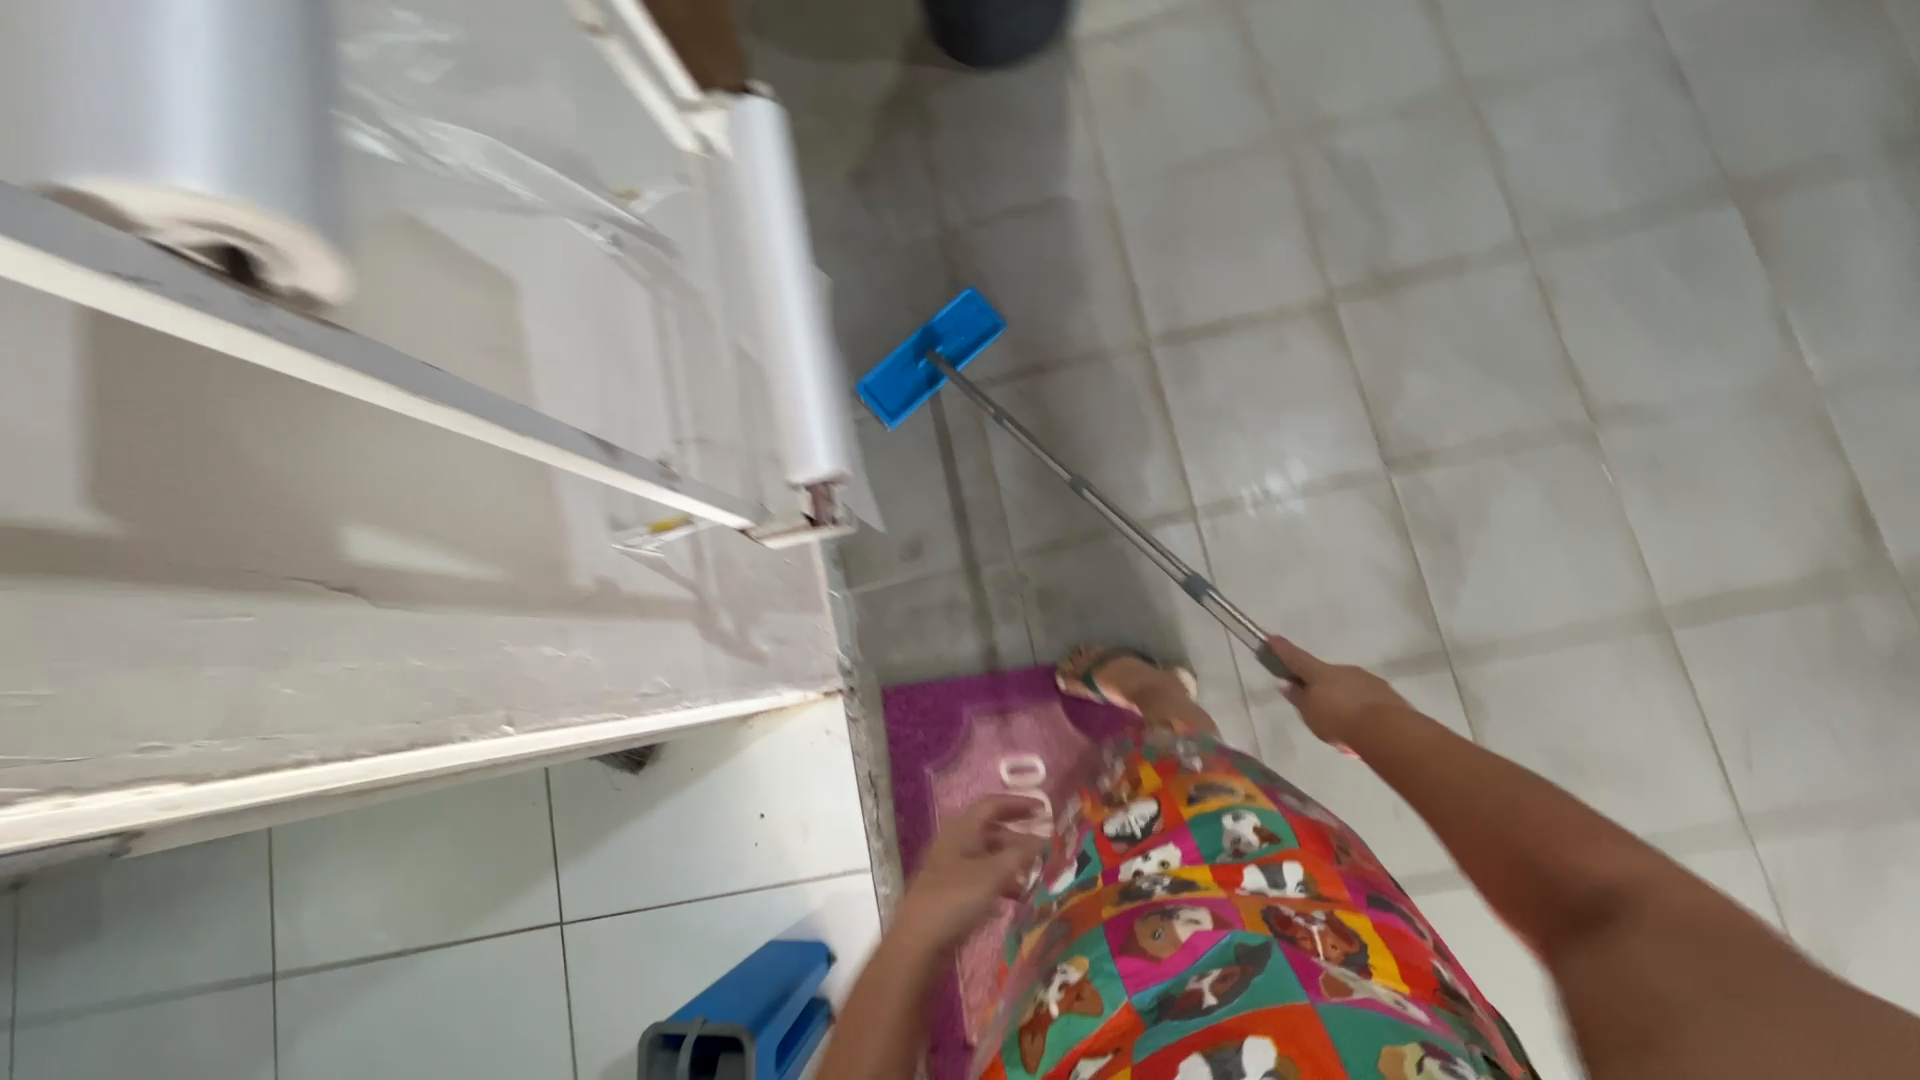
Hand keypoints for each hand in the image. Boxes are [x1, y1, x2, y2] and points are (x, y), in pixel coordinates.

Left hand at [896, 794, 1050, 949]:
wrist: (919, 942)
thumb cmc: (955, 899)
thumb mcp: (993, 874)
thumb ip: (1021, 855)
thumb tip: (1045, 839)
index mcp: (962, 829)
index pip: (993, 804)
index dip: (1019, 803)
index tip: (1045, 810)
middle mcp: (957, 843)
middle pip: (992, 830)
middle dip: (1020, 836)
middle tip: (1046, 845)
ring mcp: (954, 867)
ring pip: (990, 856)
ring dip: (1013, 862)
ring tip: (1037, 876)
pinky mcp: (954, 891)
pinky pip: (984, 878)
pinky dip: (1003, 882)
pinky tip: (1019, 898)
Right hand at [1267, 635, 1410, 745]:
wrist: (1387, 730)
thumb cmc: (1338, 720)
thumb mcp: (1309, 714)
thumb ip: (1298, 698)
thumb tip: (1288, 683)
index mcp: (1320, 673)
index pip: (1296, 658)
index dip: (1283, 649)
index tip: (1272, 637)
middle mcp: (1344, 670)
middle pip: (1325, 675)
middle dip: (1320, 686)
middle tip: (1317, 706)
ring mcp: (1368, 680)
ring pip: (1348, 686)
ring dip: (1343, 699)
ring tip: (1342, 724)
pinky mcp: (1387, 694)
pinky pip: (1366, 698)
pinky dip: (1361, 708)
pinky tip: (1361, 726)